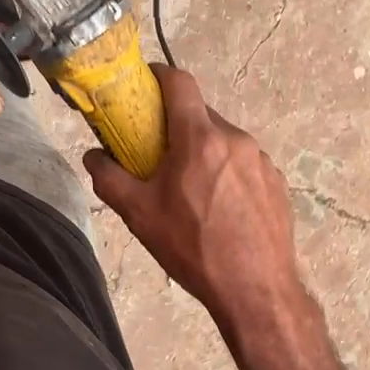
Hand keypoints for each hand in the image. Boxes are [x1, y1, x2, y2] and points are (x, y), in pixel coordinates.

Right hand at [84, 64, 307, 324]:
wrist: (258, 294)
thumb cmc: (193, 248)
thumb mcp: (138, 214)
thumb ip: (108, 178)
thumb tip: (92, 157)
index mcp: (200, 138)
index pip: (180, 82)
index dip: (158, 75)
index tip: (143, 86)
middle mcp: (234, 139)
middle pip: (199, 114)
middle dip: (175, 125)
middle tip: (157, 154)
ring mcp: (261, 161)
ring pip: (222, 140)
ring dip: (202, 151)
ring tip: (188, 189)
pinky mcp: (277, 184)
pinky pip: (243, 164)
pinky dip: (225, 172)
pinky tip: (219, 208)